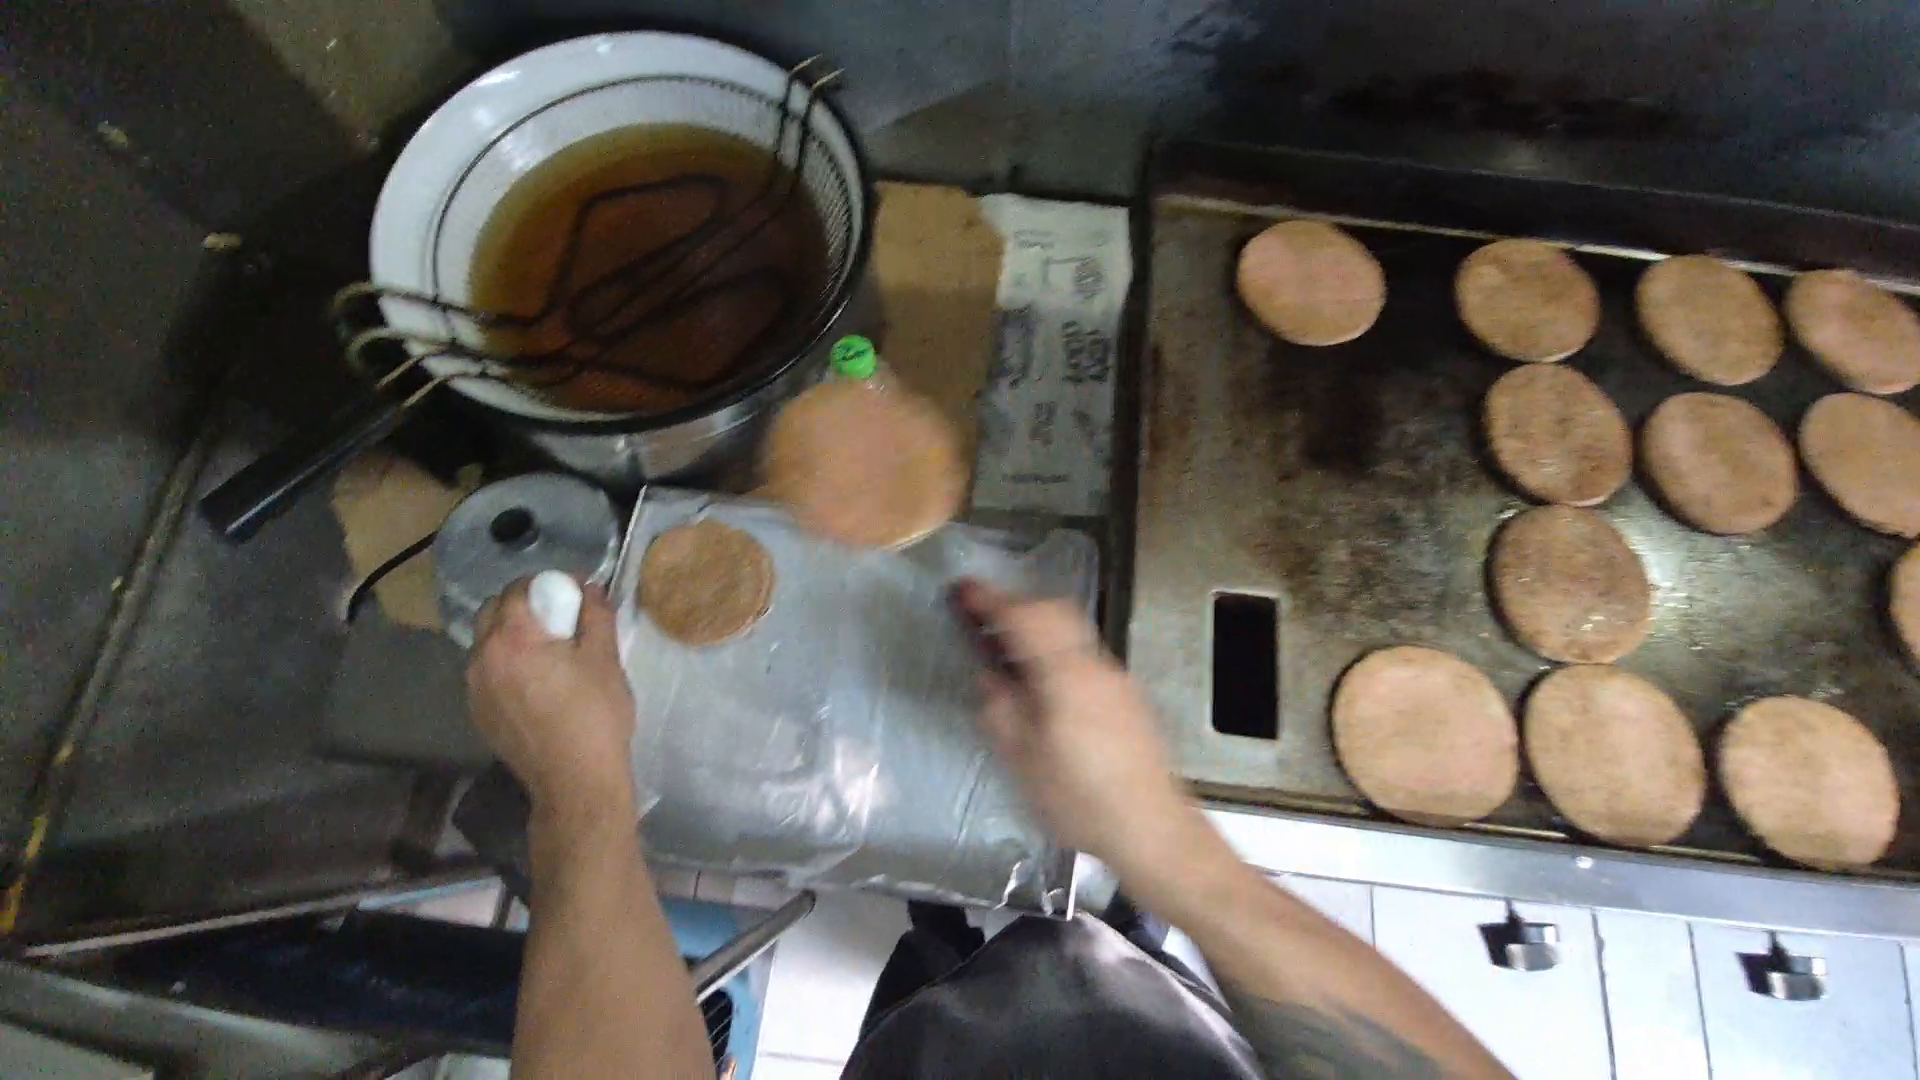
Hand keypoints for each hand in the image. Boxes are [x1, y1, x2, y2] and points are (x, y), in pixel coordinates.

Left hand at [467, 577, 636, 824]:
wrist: (574, 780)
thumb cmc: (595, 715)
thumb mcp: (605, 659)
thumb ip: (596, 616)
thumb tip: (590, 589)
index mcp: (513, 639)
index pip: (518, 590)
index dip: (546, 583)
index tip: (574, 593)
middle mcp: (483, 658)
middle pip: (492, 611)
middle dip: (523, 605)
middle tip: (559, 617)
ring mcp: (474, 688)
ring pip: (486, 643)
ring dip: (511, 634)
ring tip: (548, 650)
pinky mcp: (478, 712)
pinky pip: (486, 671)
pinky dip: (506, 662)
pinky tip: (536, 681)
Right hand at [954, 580, 1200, 875]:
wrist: (1153, 829)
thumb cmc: (1082, 801)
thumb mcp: (1022, 760)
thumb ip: (999, 708)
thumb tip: (989, 677)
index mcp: (1064, 675)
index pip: (1022, 618)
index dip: (990, 600)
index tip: (966, 591)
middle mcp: (1095, 666)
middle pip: (1054, 611)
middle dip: (1017, 605)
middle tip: (987, 614)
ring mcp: (1116, 679)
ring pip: (1072, 630)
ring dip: (1039, 624)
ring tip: (1011, 644)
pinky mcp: (1128, 697)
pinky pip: (1085, 653)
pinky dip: (1058, 647)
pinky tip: (1046, 679)